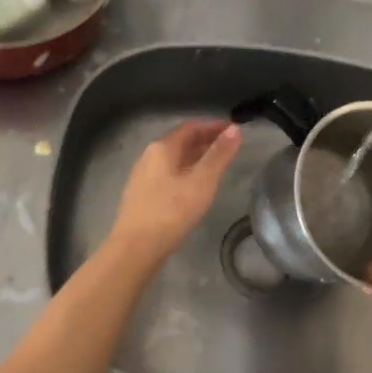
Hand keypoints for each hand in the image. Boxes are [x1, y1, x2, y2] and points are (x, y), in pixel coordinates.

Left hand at [108, 119, 241, 264]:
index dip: (213, 125)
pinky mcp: (141, 194)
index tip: (234, 129)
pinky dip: (185, 171)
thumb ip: (219, 154)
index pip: (191, 126)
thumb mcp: (202, 181)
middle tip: (229, 146)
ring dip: (195, 156)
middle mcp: (149, 156)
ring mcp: (142, 175)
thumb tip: (235, 129)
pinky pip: (167, 173)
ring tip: (216, 165)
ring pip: (173, 159)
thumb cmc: (172, 211)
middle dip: (205, 140)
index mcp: (163, 148)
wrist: (136, 247)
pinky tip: (193, 186)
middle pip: (181, 141)